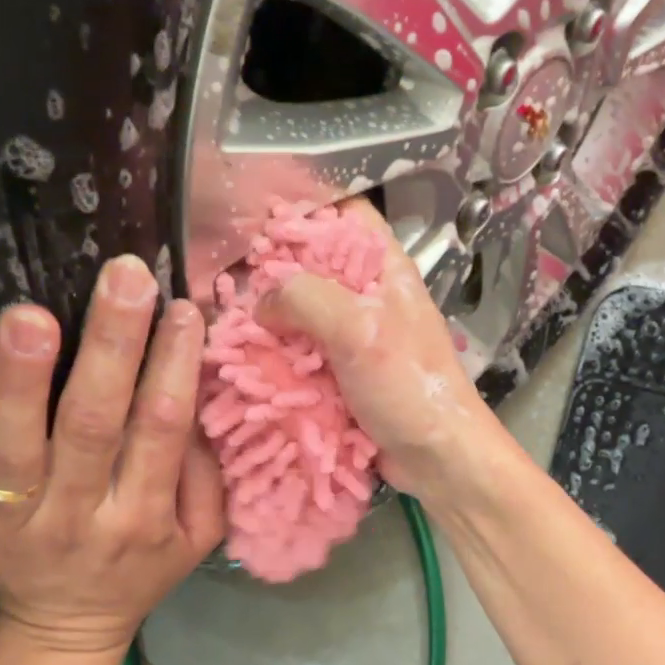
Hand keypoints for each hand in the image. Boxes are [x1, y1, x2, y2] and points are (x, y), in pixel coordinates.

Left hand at [0, 255, 224, 655]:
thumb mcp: (198, 538)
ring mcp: (13, 521)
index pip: (161, 432)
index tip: (182, 308)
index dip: (173, 369)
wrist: (67, 626)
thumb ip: (203, 477)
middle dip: (111, 349)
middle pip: (92, 427)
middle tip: (122, 278)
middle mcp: (79, 517)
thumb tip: (194, 399)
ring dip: (20, 381)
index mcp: (142, 518)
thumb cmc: (141, 569)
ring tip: (31, 314)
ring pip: (15, 448)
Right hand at [256, 199, 510, 500]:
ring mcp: (355, 337)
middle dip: (272, 267)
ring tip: (226, 316)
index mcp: (384, 269)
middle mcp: (368, 295)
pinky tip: (245, 356)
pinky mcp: (343, 374)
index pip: (344, 212)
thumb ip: (304, 299)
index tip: (255, 216)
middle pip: (313, 263)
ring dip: (269, 316)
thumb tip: (260, 303)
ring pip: (302, 311)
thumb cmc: (410, 387)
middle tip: (226, 272)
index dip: (303, 206)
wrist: (439, 459)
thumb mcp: (358, 329)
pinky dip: (277, 354)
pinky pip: (302, 353)